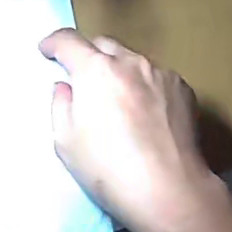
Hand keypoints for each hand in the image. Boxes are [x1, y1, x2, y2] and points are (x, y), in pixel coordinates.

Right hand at [38, 29, 227, 231]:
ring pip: (132, 60)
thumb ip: (61, 104)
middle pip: (103, 44)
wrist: (168, 190)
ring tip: (118, 101)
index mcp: (96, 70)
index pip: (68, 41)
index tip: (47, 50)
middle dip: (88, 56)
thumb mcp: (65, 140)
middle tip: (83, 80)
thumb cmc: (108, 169)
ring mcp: (161, 74)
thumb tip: (67, 87)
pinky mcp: (183, 89)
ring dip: (119, 71)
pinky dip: (144, 86)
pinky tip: (145, 114)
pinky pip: (155, 78)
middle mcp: (130, 62)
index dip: (53, 43)